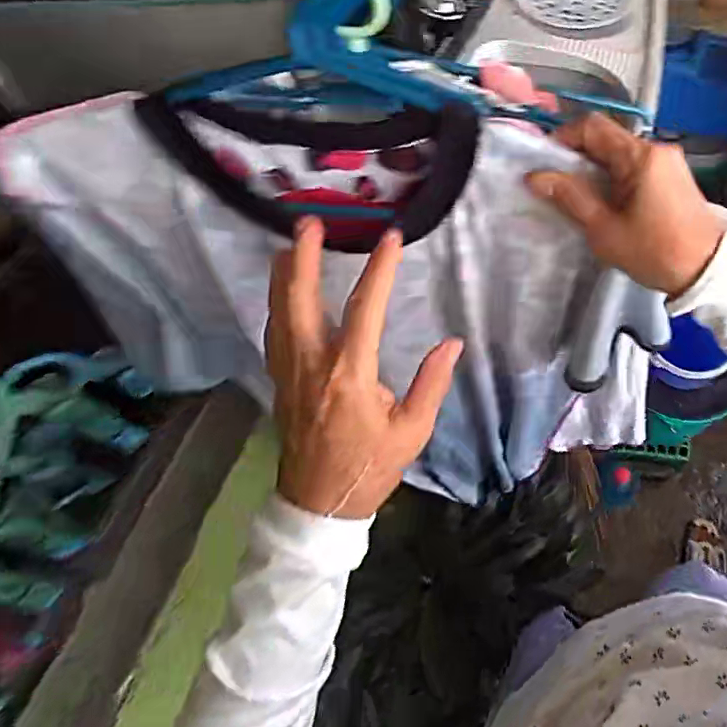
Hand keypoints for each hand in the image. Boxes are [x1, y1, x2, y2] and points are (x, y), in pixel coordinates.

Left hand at [266, 218, 462, 518]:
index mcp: (350, 374)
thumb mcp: (413, 431)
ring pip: (279, 312)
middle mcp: (313, 364)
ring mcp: (289, 371)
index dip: (378, 270)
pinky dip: (277, 303)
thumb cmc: (370, 466)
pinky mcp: (279, 380)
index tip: (390, 238)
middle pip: (299, 300)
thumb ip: (432, 384)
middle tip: (309, 223)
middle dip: (303, 257)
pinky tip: (282, 291)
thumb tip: (451, 343)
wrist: (319, 503)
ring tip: (289, 243)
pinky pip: (275, 331)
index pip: (364, 309)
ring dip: (282, 274)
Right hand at [525, 113, 723, 295]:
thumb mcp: (605, 230)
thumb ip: (570, 197)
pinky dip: (616, 177)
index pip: (592, 126)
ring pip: (621, 153)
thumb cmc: (655, 252)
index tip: (547, 164)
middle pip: (607, 138)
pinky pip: (637, 166)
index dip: (563, 138)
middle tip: (559, 185)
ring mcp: (669, 162)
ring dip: (597, 169)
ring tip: (581, 197)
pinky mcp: (675, 176)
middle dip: (579, 157)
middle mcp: (657, 149)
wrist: (707, 272)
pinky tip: (608, 202)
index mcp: (641, 156)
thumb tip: (536, 176)